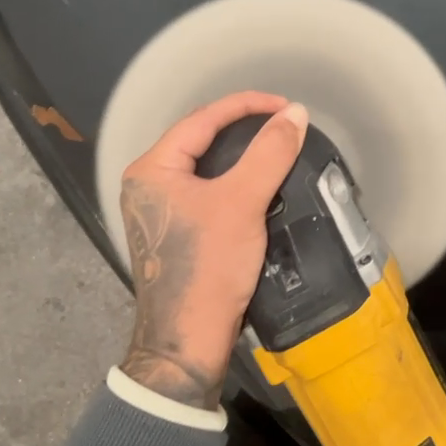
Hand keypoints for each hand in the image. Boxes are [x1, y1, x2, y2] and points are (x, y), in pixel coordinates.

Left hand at [117, 91, 308, 408]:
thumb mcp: (243, 202)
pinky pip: (209, 188)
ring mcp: (161, 208)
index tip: (287, 107)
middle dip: (245, 126)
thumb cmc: (208, 266)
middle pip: (202, 137)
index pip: (203, 118)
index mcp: (153, 168)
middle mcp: (149, 182)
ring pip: (207, 164)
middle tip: (284, 125)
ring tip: (278, 147)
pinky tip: (262, 182)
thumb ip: (269, 153)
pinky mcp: (177, 230)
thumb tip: (296, 113)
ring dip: (243, 153)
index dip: (248, 105)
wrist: (189, 339)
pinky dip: (236, 179)